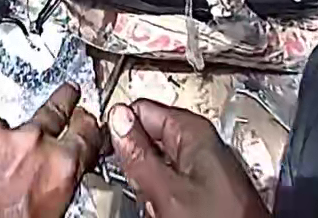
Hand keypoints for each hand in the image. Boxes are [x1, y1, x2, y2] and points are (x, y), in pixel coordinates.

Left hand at [0, 84, 103, 217]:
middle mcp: (29, 143)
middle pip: (53, 112)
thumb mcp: (46, 217)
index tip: (90, 124)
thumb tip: (54, 187)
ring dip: (6, 144)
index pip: (87, 135)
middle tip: (68, 94)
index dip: (90, 129)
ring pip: (7, 129)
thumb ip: (54, 190)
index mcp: (57, 169)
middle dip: (63, 103)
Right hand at [108, 101, 269, 217]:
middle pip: (150, 138)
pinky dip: (166, 200)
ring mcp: (204, 166)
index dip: (121, 129)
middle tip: (144, 191)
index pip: (142, 109)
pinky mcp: (208, 189)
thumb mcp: (169, 192)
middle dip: (140, 165)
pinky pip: (174, 185)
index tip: (108, 152)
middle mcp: (200, 141)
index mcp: (193, 129)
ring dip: (152, 186)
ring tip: (161, 208)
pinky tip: (170, 213)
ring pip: (160, 166)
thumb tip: (117, 116)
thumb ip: (140, 153)